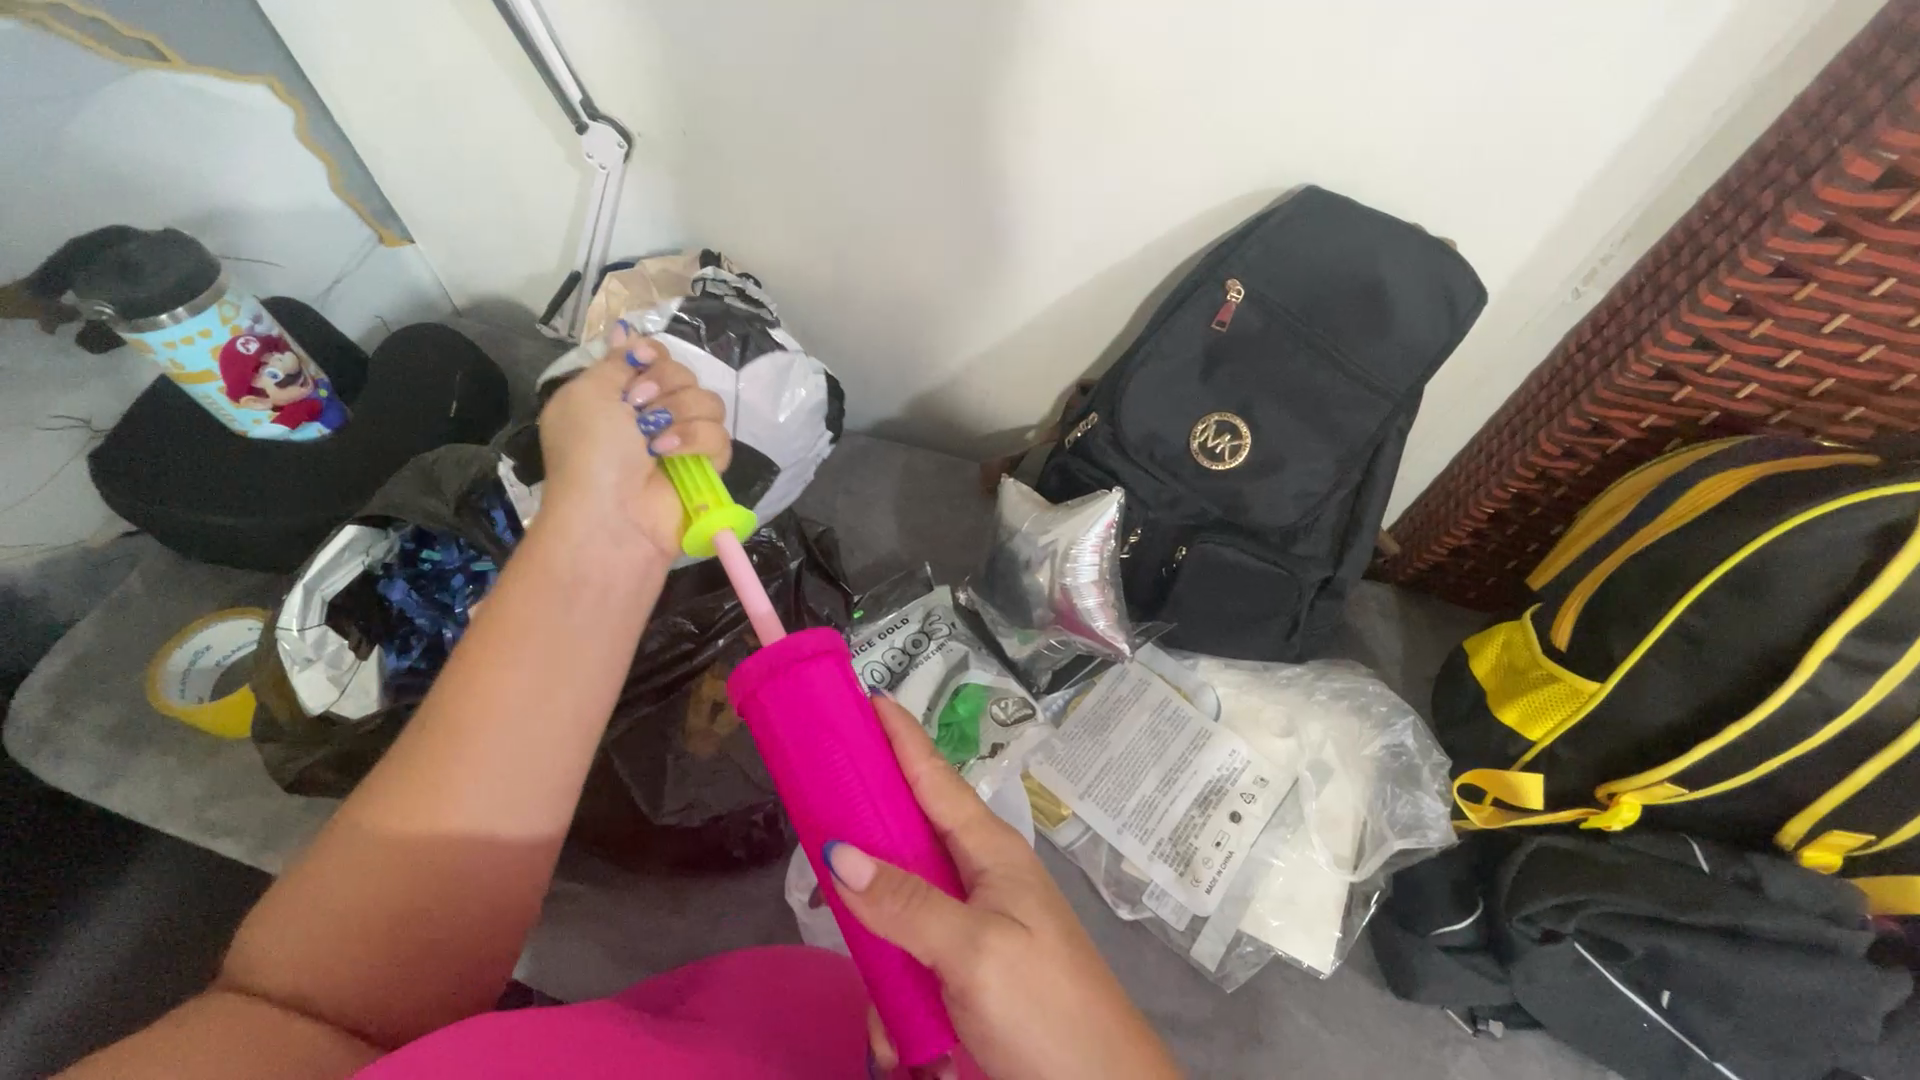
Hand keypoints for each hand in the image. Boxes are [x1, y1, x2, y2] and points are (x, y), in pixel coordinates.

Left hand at [537, 323, 731, 560]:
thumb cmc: (590, 451)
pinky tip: (669, 454)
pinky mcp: (706, 465)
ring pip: (709, 401)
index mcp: (618, 394)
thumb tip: (628, 330)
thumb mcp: (588, 393)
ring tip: (655, 441)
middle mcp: (652, 413)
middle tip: (640, 409)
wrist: (611, 511)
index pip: (656, 356)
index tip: (641, 362)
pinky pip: (720, 435)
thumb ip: (616, 361)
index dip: (654, 355)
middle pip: (685, 373)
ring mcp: (682, 440)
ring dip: (680, 414)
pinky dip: (695, 441)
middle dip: (665, 386)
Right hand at [826, 697, 1181, 1079]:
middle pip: (905, 838)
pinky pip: (909, 964)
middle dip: (864, 852)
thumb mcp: (974, 951)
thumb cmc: (1047, 1007)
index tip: (867, 697)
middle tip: (821, 853)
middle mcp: (978, 877)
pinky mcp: (963, 970)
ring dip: (881, 957)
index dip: (901, 736)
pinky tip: (904, 1039)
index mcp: (989, 851)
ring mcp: (971, 925)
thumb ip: (905, 903)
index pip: (934, 777)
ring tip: (887, 1005)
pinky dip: (898, 1000)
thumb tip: (838, 851)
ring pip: (898, 911)